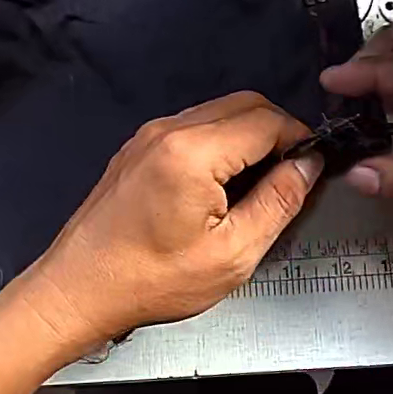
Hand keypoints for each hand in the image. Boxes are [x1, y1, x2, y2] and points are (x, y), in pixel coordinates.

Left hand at [16, 91, 321, 350]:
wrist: (80, 289)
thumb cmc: (152, 280)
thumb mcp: (232, 253)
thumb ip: (278, 201)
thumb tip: (307, 165)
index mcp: (192, 152)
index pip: (267, 120)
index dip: (300, 138)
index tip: (312, 165)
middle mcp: (167, 130)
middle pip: (243, 103)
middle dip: (277, 130)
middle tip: (290, 173)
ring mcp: (147, 136)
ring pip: (217, 112)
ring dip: (247, 136)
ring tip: (258, 182)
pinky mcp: (137, 148)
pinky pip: (192, 127)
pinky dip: (219, 142)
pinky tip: (221, 182)